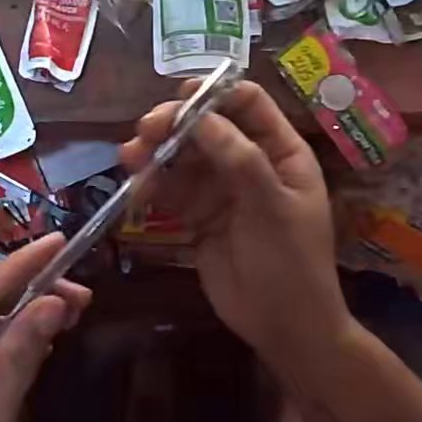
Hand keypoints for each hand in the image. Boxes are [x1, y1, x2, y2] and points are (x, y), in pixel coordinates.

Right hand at [119, 79, 352, 358]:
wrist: (285, 327)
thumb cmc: (291, 262)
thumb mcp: (272, 207)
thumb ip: (240, 160)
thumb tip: (201, 118)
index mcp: (282, 152)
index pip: (249, 105)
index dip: (217, 94)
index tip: (182, 97)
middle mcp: (251, 163)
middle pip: (209, 127)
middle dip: (177, 123)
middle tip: (146, 129)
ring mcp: (223, 190)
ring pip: (185, 157)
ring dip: (156, 151)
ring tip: (129, 156)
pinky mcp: (200, 216)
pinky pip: (172, 190)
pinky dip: (153, 185)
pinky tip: (136, 189)